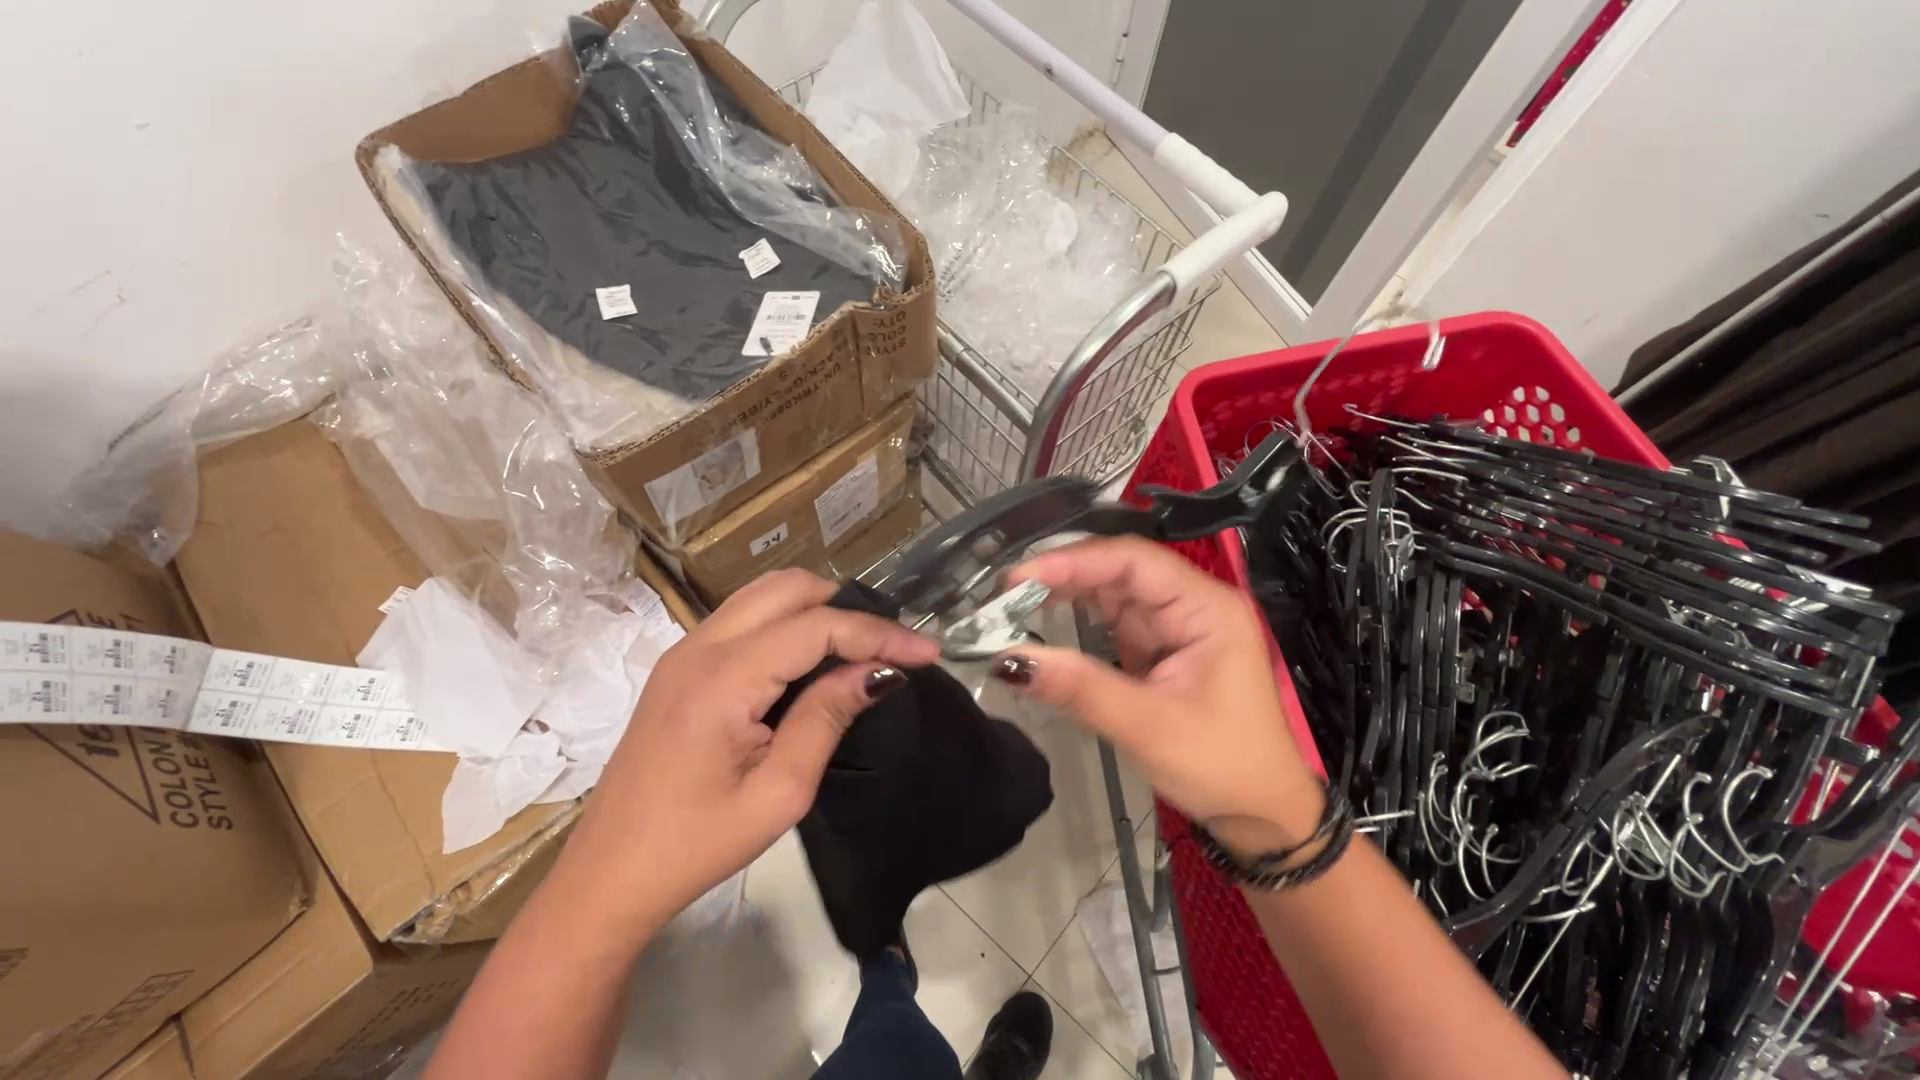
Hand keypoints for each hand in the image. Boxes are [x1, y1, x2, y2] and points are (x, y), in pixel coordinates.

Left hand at [567, 569, 939, 930]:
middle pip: (787, 589)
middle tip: (891, 648)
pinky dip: (786, 624)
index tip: (928, 652)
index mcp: (723, 679)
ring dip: (816, 610)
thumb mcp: (780, 792)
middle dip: (848, 607)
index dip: (878, 633)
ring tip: (860, 650)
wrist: (610, 874)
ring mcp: (683, 652)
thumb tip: (877, 671)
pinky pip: (742, 620)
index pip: (816, 626)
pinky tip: (811, 662)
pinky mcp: (679, 667)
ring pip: (762, 596)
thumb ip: (827, 717)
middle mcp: (699, 647)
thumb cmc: (698, 844)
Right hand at [996, 536, 1323, 858]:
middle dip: (1063, 575)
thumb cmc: (1220, 765)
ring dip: (1066, 594)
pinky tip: (1043, 619)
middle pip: (1121, 571)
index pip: (1134, 562)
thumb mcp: (1147, 726)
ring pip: (1113, 594)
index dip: (1074, 561)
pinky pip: (1113, 622)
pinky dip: (1077, 620)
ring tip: (1013, 601)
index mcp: (1206, 608)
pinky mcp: (1160, 650)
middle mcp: (1192, 605)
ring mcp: (1176, 627)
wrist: (1260, 813)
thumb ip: (1079, 687)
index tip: (1019, 576)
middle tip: (1005, 591)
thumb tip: (1008, 662)